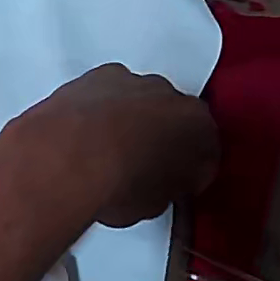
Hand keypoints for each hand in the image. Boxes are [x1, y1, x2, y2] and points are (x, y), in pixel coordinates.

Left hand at [10, 63, 218, 227]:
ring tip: (107, 154)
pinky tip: (85, 136)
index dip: (187, 170)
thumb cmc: (120, 178)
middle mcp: (173, 97)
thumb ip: (163, 189)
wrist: (75, 156)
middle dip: (158, 138)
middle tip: (141, 168)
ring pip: (139, 101)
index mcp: (201, 129)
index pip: (204, 150)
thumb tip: (150, 194)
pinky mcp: (100, 75)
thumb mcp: (153, 205)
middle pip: (172, 117)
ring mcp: (136, 83)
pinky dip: (99, 109)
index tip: (173, 181)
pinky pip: (106, 93)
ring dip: (127, 121)